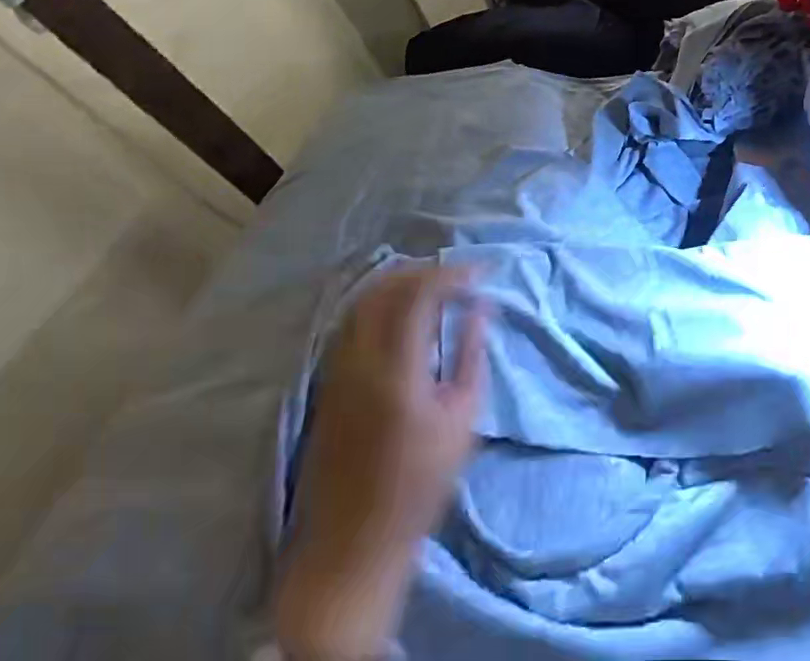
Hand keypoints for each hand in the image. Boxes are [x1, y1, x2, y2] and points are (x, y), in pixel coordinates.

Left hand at [274, 265, 489, 658]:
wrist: (353, 537)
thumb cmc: (422, 479)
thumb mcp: (464, 414)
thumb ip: (471, 352)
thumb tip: (480, 308)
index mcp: (394, 369)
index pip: (418, 295)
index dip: (452, 273)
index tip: (483, 271)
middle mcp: (355, 362)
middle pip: (382, 290)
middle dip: (425, 271)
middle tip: (462, 273)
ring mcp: (334, 372)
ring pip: (360, 304)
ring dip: (400, 284)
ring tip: (439, 286)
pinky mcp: (326, 385)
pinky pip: (351, 325)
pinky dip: (381, 305)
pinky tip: (406, 314)